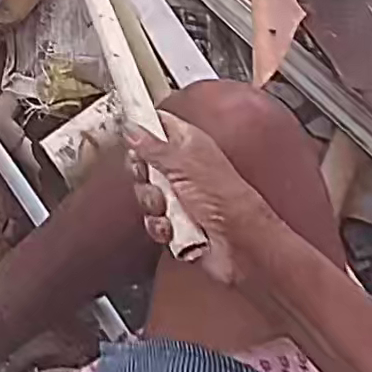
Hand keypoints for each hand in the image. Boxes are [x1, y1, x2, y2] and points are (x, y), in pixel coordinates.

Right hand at [124, 111, 274, 286]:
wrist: (242, 247)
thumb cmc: (226, 199)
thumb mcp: (183, 164)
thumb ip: (153, 146)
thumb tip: (131, 127)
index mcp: (188, 143)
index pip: (158, 124)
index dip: (141, 127)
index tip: (129, 133)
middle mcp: (183, 167)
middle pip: (144, 161)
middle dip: (143, 174)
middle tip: (154, 178)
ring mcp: (180, 195)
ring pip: (146, 193)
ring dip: (153, 204)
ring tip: (169, 208)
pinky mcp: (177, 223)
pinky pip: (153, 220)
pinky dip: (161, 226)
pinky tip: (173, 228)